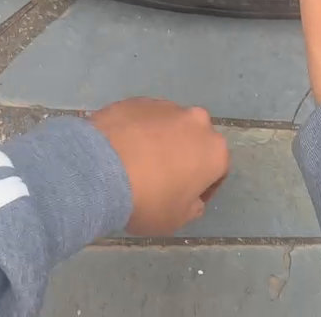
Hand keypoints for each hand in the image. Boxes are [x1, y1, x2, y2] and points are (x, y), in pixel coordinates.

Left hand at [88, 98, 229, 234]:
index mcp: (214, 150)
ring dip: (161, 142)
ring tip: (136, 164)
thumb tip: (192, 198)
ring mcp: (167, 106)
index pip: (218, 170)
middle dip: (184, 157)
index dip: (203, 188)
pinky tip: (121, 150)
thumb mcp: (176, 220)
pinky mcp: (139, 100)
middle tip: (162, 180)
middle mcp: (197, 121)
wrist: (103, 167)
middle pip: (195, 141)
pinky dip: (139, 131)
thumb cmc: (148, 199)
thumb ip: (192, 207)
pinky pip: (145, 119)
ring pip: (170, 127)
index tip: (185, 200)